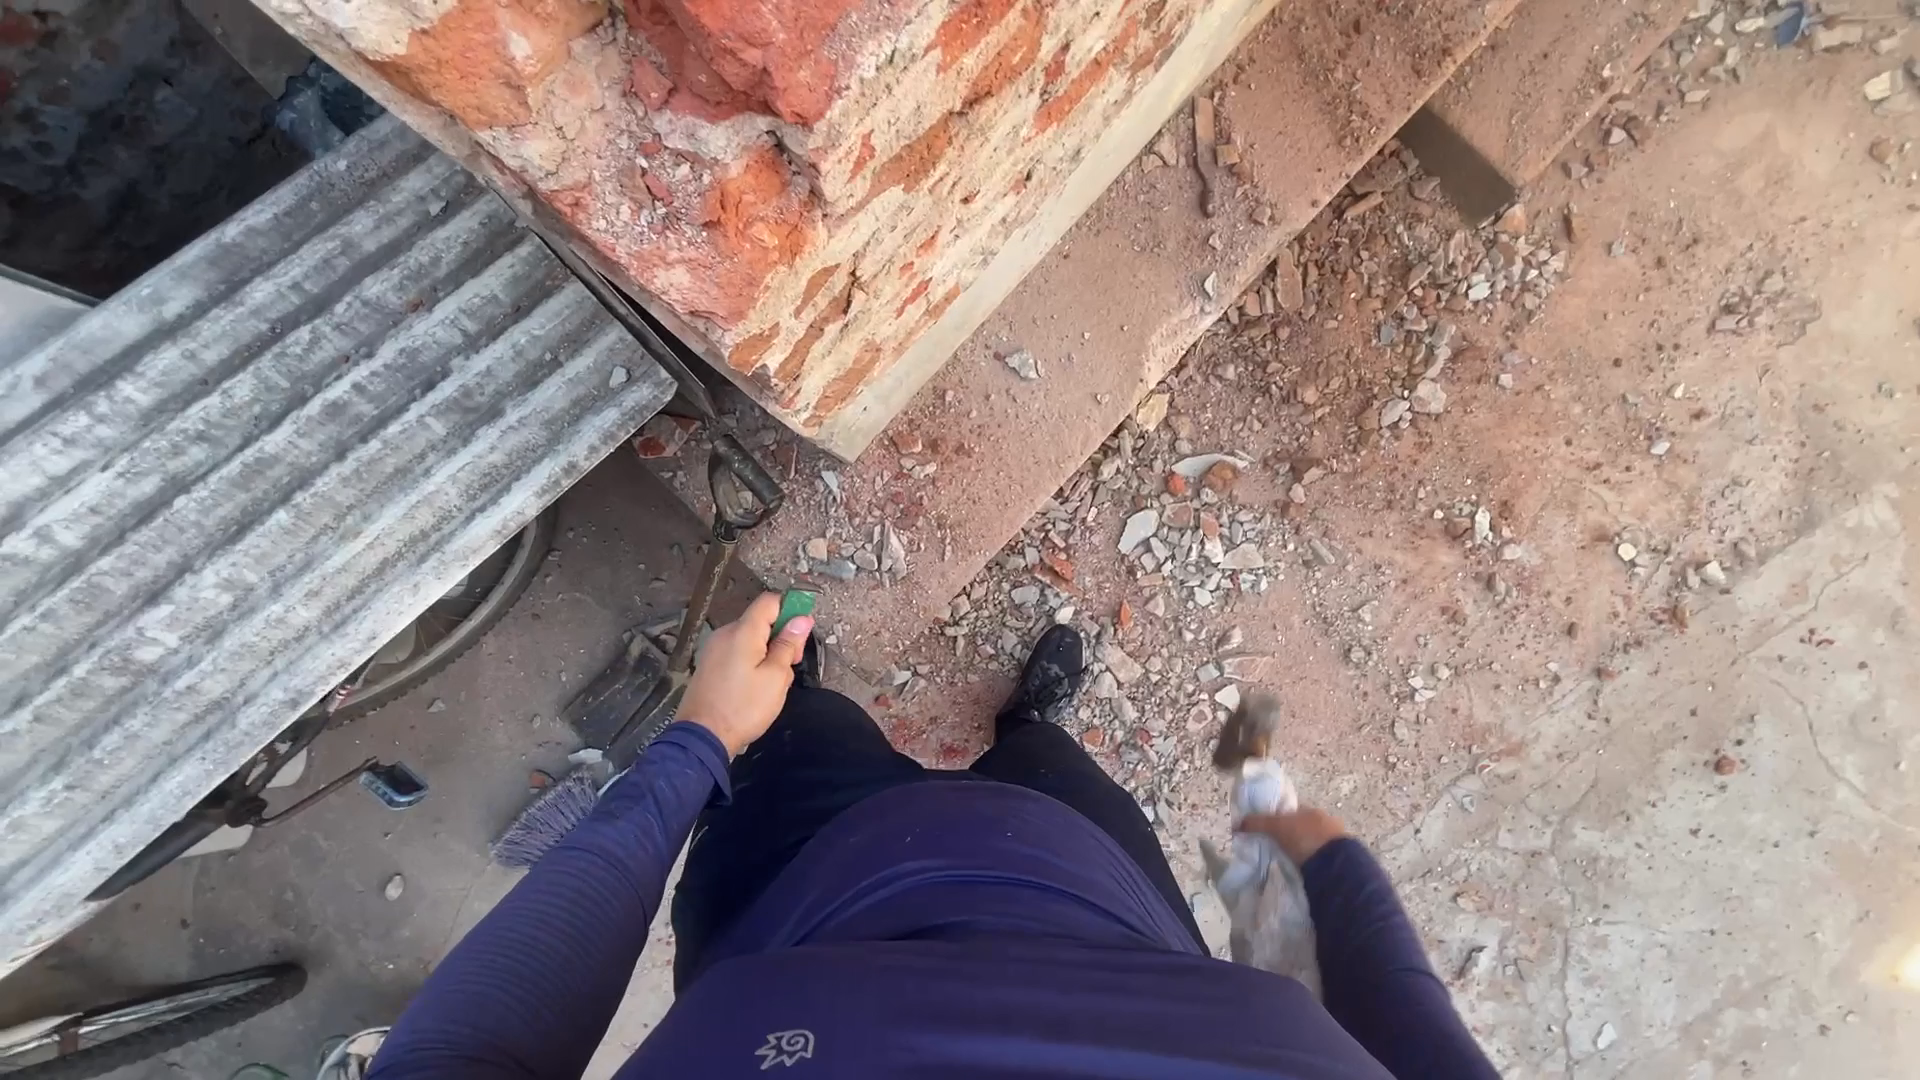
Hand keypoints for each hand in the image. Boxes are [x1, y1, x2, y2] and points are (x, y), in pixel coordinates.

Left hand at [677, 592, 813, 756]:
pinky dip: (752, 662)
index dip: (790, 610)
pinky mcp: (710, 664)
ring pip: (751, 639)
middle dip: (781, 637)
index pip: (770, 601)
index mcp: (742, 632)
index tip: (801, 632)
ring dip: (768, 652)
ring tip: (772, 682)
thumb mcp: (776, 677)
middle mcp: (725, 634)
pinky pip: (738, 652)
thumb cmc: (742, 709)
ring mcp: (714, 649)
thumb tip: (801, 619)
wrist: (702, 737)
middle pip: (761, 621)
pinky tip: (755, 687)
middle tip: (790, 665)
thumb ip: (788, 644)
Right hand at [1238, 807, 1346, 865]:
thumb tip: (1236, 824)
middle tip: (1278, 848)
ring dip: (1305, 850)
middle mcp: (1326, 821)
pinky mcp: (1344, 859)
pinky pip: (1324, 857)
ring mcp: (1337, 840)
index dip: (1278, 819)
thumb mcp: (1276, 827)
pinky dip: (1315, 862)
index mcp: (1311, 809)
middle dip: (1292, 836)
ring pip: (1314, 842)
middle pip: (1303, 826)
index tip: (1269, 831)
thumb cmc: (1305, 837)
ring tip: (1292, 862)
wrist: (1336, 865)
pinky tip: (1306, 869)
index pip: (1291, 811)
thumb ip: (1257, 823)